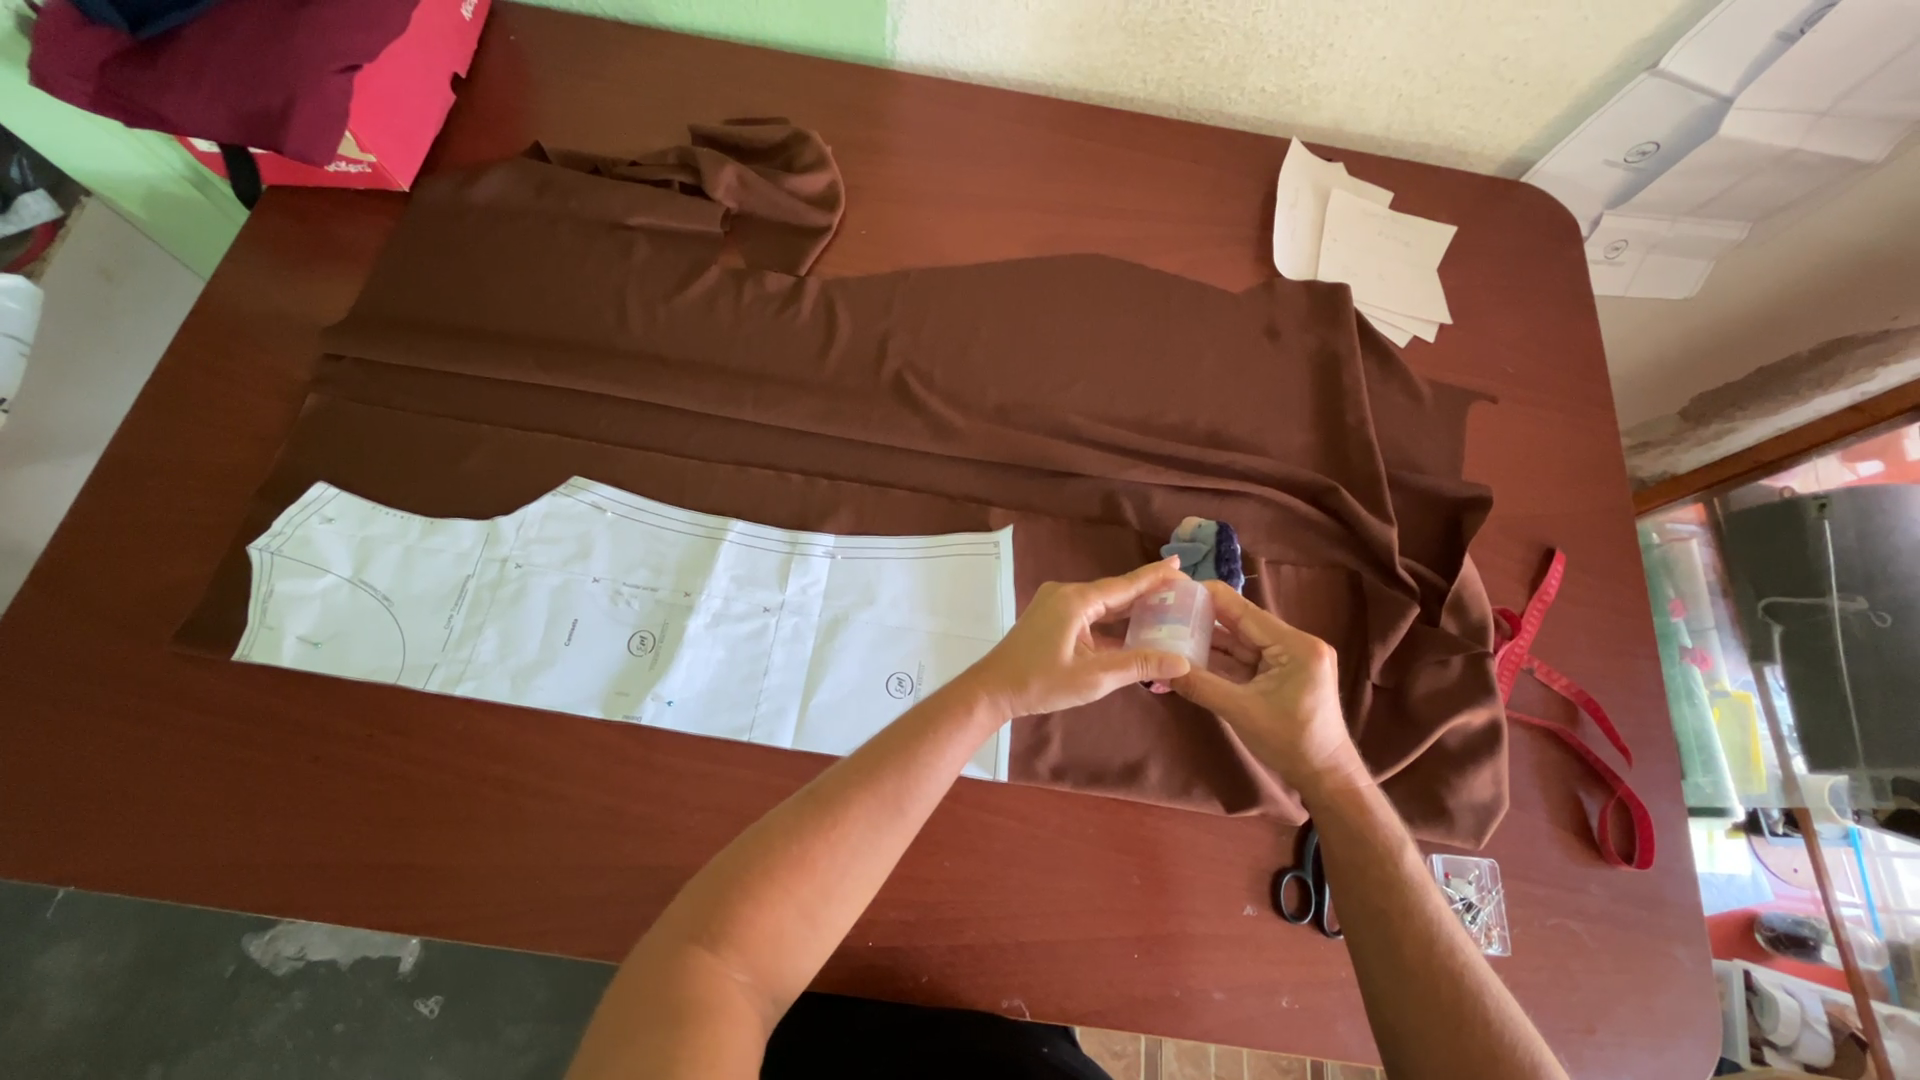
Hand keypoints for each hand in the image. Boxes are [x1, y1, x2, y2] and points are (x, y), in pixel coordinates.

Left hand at [963, 559, 1193, 718]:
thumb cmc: (1040, 682)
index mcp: (1076, 600)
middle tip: (1182, 592)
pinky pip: (1089, 615)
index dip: (1154, 577)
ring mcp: (1056, 605)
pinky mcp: (1051, 619)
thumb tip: (1181, 662)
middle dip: (1147, 593)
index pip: (1125, 585)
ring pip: (1102, 604)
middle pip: (1115, 592)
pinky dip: (1111, 622)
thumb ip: (1138, 665)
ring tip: (1166, 609)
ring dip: (1130, 609)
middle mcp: (1066, 594)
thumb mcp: (1094, 677)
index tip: (1180, 565)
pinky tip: (1133, 630)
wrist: (993, 690)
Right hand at [1170, 580, 1370, 797]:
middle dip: (1203, 620)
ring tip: (1169, 632)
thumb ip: (1199, 685)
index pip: (1245, 611)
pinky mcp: (1280, 676)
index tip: (1175, 588)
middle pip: (1241, 625)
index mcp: (1295, 645)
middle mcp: (1294, 645)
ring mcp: (1288, 661)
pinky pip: (1244, 661)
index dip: (1209, 598)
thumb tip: (1159, 668)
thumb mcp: (1240, 711)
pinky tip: (1190, 656)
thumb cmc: (1291, 742)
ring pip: (1240, 644)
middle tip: (1165, 612)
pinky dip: (1219, 661)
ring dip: (1208, 642)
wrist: (1325, 777)